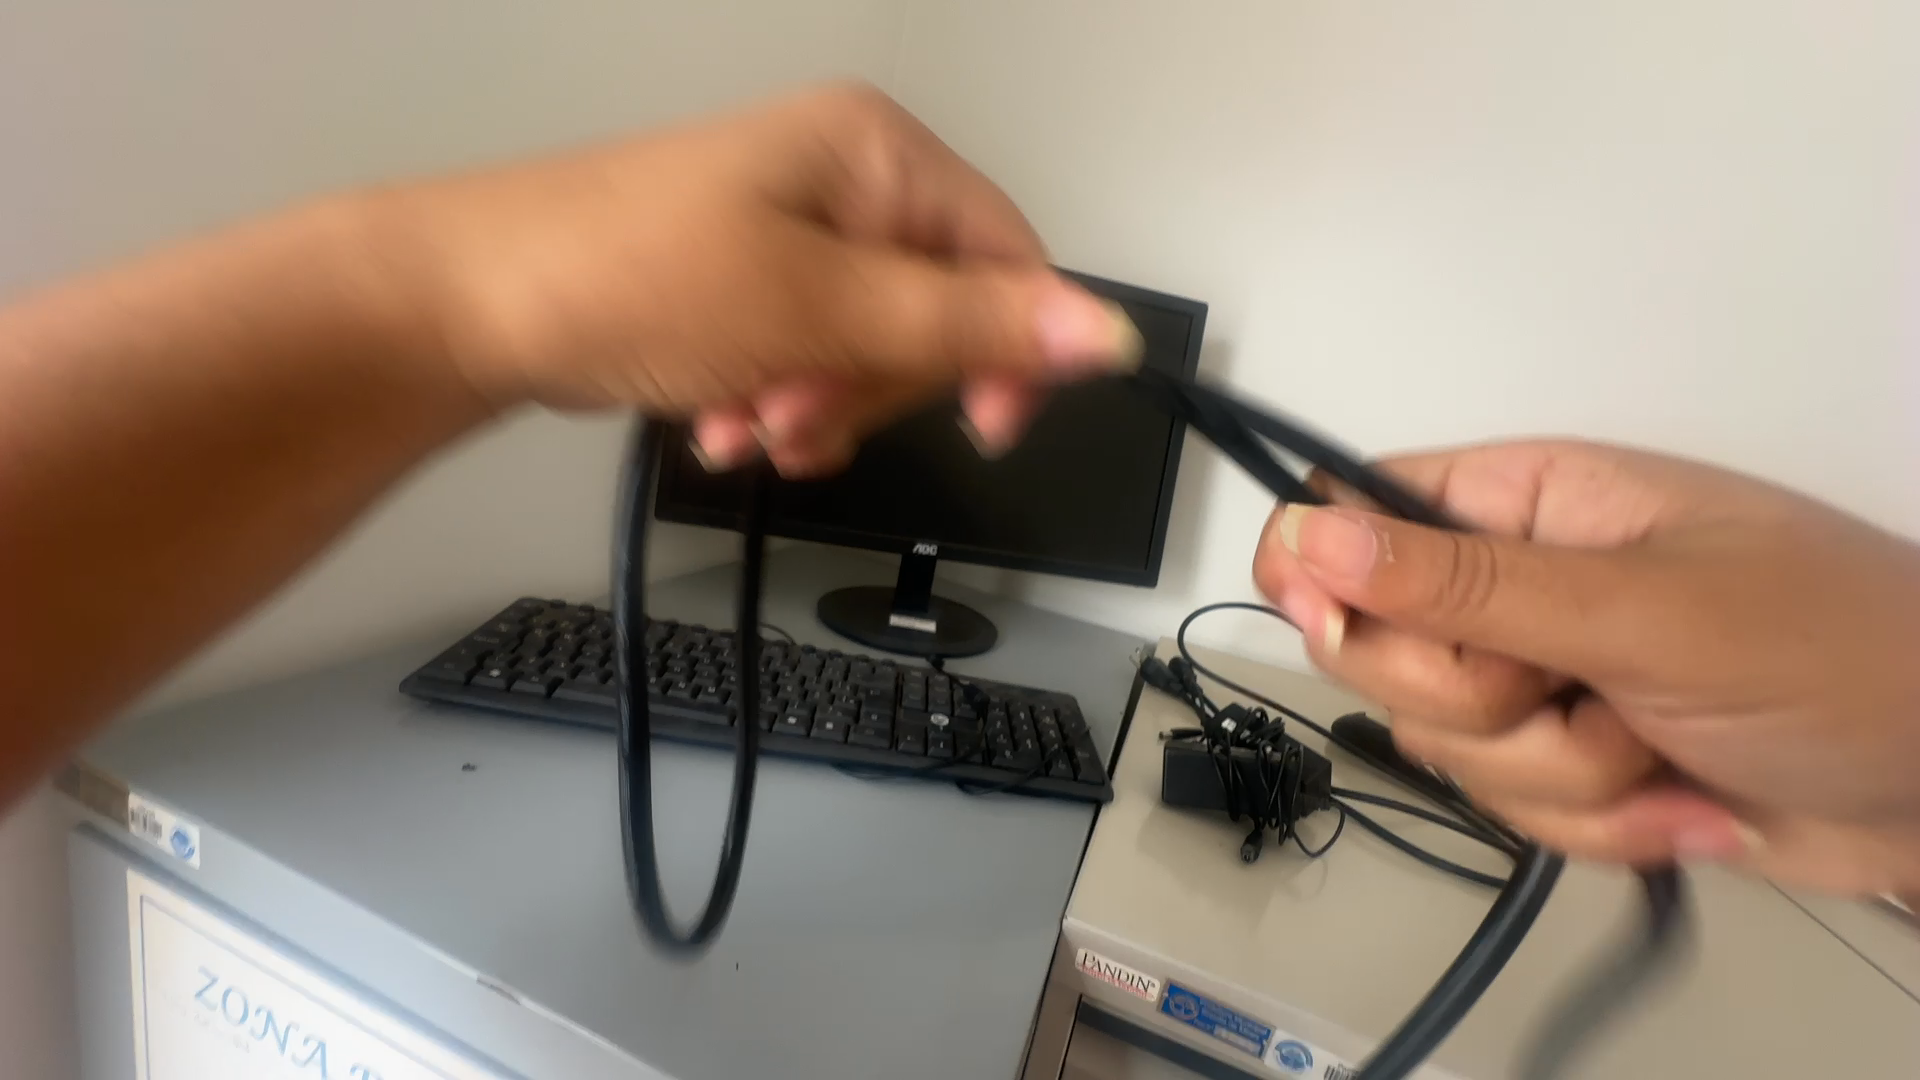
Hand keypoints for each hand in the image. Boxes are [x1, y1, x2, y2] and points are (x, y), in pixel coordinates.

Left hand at [378, 81, 1139, 475]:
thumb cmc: (643, 283)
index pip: (1007, 263)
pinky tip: (726, 422)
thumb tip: (1108, 333)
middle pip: (935, 324)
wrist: (477, 308)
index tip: (988, 429)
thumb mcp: (825, 312)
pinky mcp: (765, 295)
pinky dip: (784, 408)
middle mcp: (851, 193)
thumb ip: (971, 327)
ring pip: (875, 360)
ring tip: (747, 423)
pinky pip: (820, 368)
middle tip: (798, 413)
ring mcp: (805, 247)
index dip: (1013, 352)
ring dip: (821, 410)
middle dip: (873, 390)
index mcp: (880, 161)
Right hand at [1251, 439, 1919, 895]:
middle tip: (1561, 686)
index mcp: (1505, 506)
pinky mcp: (1537, 754)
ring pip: (1429, 732)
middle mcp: (1488, 585)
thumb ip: (1465, 582)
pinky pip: (1489, 798)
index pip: (1341, 513)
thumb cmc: (1841, 657)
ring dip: (1548, 768)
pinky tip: (1675, 800)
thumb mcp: (1645, 611)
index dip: (1307, 564)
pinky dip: (1585, 819)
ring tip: (1656, 746)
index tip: (1327, 624)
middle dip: (1464, 692)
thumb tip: (1310, 540)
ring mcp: (1509, 672)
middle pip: (1367, 640)